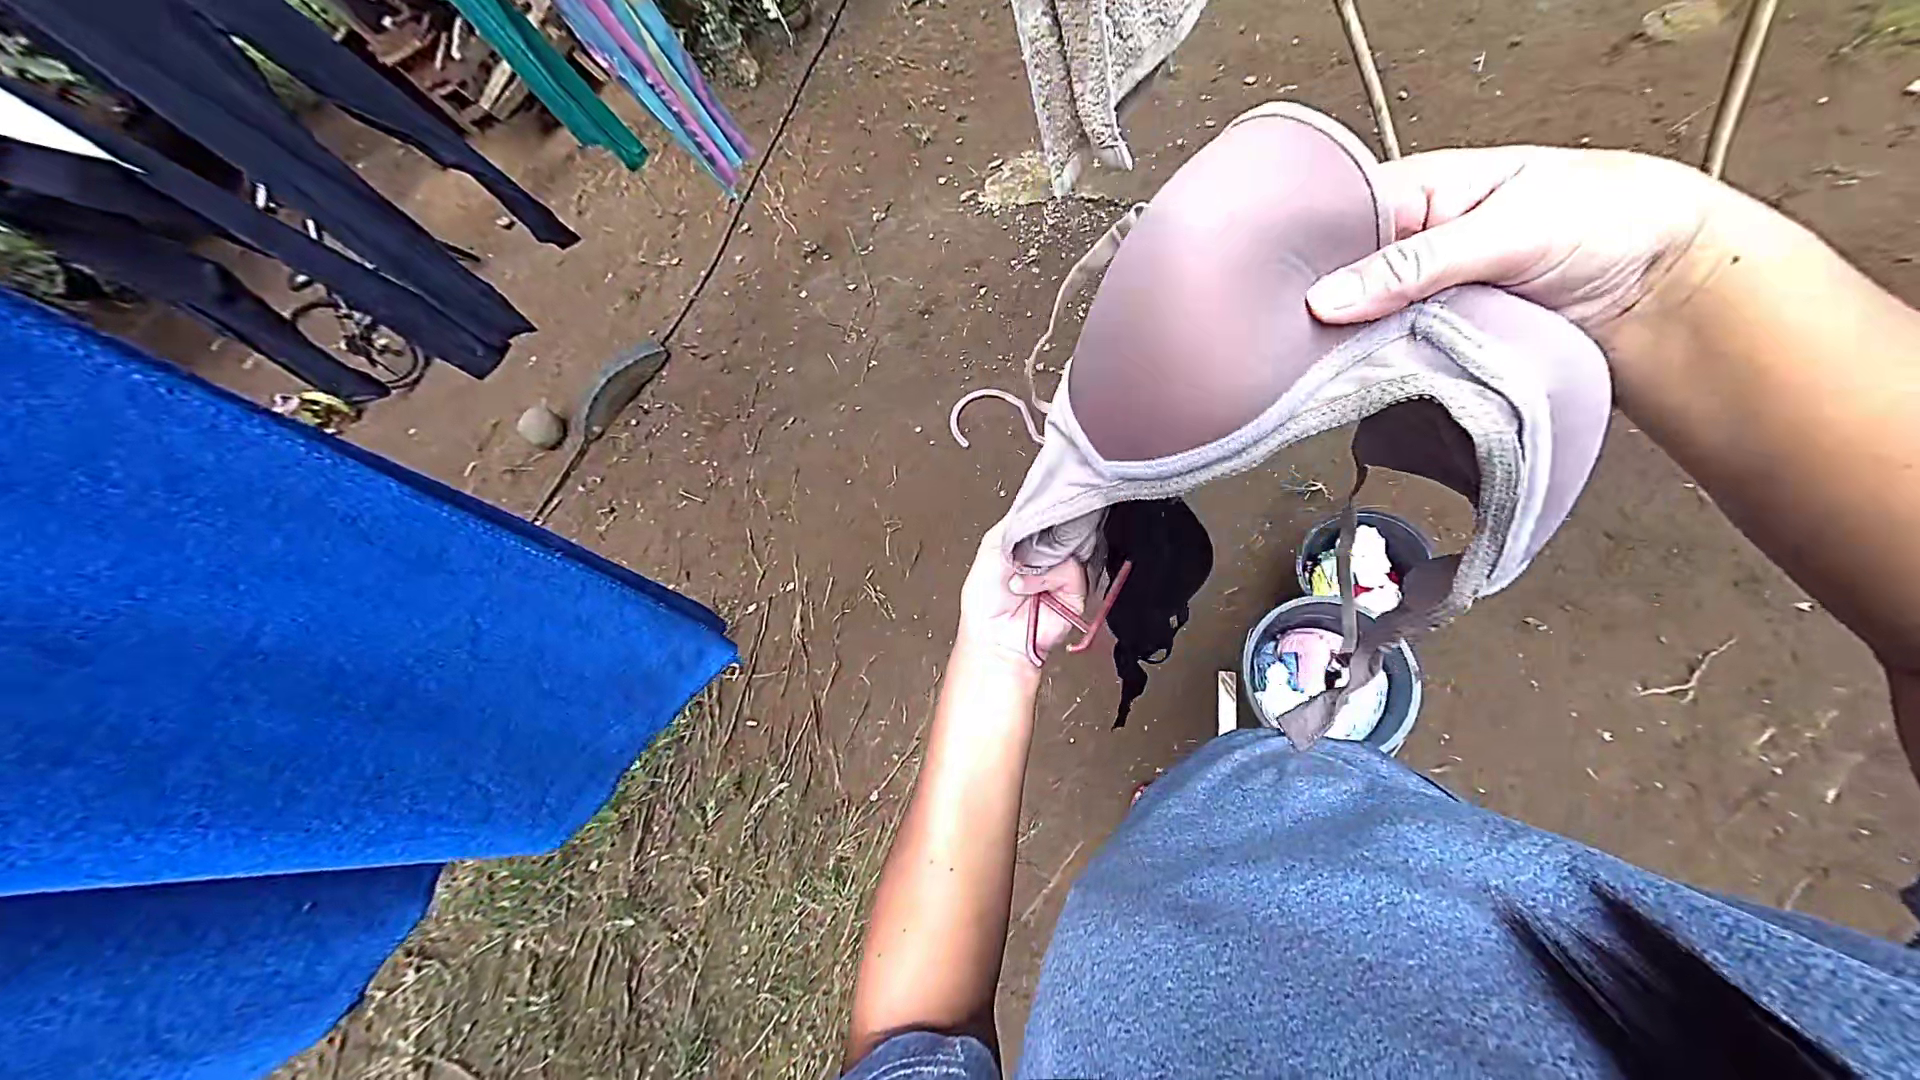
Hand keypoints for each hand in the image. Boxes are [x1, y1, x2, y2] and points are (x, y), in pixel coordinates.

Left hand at [956, 522, 1087, 670]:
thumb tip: (1038, 505)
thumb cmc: (985, 602)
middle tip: (1023, 554)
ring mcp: (1063, 569)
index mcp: (1030, 539)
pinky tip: (1033, 589)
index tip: (1037, 513)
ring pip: (1070, 545)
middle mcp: (1049, 552)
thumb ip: (1017, 523)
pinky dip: (1049, 578)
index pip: (1047, 511)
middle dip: (1043, 538)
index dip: (1044, 510)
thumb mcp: (992, 547)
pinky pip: (1074, 570)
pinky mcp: (1076, 589)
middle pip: (1064, 525)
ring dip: (1040, 563)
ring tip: (1021, 578)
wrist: (995, 637)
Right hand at [1305, 146, 1724, 336]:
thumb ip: (1416, 264)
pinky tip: (1360, 376)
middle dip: (1321, 314)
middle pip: (1332, 282)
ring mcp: (1408, 297)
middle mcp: (1401, 246)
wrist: (1662, 289)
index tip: (1289, 304)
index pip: (1332, 225)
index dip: (1306, 263)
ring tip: (1333, 365)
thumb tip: (1328, 299)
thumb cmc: (1609, 222)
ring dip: (1345, 348)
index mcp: (1412, 195)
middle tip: (1309, 343)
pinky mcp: (1420, 337)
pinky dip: (1371, 368)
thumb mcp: (1508, 230)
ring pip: (1348, 325)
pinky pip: (1379, 355)